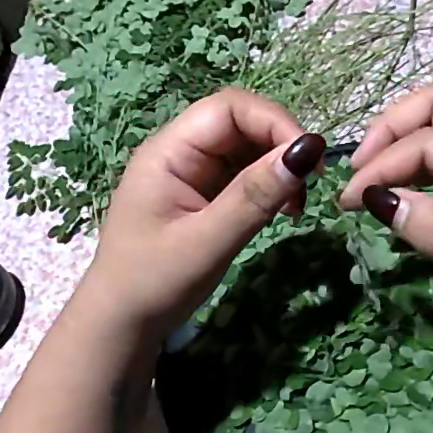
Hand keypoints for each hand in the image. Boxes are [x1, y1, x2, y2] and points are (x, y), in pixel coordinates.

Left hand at [83, 89, 322, 337]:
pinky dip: (270, 187)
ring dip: (279, 169)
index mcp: (169, 152)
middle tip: (308, 187)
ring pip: (248, 150)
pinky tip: (283, 211)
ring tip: (295, 206)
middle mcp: (182, 153)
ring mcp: (194, 174)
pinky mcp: (205, 196)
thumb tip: (306, 152)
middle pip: (242, 124)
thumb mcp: (207, 242)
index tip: (310, 160)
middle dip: (281, 146)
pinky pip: (245, 176)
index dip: (274, 122)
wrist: (123, 323)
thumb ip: (254, 197)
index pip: (229, 108)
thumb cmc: (155, 282)